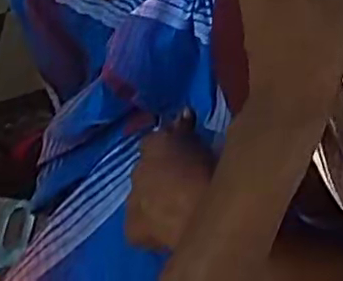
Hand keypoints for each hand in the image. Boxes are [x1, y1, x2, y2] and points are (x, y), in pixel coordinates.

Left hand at [124, 112, 212, 252]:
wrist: (204, 215)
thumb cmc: (210, 171)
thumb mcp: (204, 141)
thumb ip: (188, 128)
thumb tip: (183, 114)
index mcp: (155, 142)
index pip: (156, 137)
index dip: (169, 142)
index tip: (184, 148)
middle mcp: (138, 167)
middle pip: (145, 165)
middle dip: (159, 169)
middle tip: (180, 176)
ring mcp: (132, 199)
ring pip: (141, 193)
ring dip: (153, 194)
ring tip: (175, 203)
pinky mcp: (131, 229)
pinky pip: (138, 221)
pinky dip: (149, 222)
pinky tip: (165, 224)